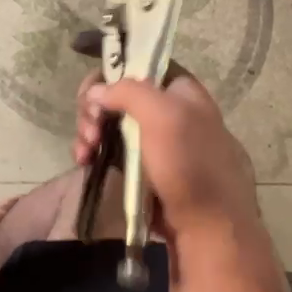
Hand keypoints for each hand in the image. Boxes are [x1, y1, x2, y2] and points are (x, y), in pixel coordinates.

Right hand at [86, 70, 260, 240]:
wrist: (207, 228)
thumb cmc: (190, 166)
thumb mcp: (163, 116)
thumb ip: (127, 91)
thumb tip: (96, 92)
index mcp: (180, 90)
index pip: (137, 64)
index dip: (110, 74)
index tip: (93, 96)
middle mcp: (168, 110)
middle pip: (117, 94)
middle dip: (94, 110)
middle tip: (89, 131)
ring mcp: (154, 140)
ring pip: (109, 122)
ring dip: (89, 132)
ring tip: (83, 153)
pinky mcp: (142, 167)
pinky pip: (110, 149)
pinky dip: (93, 152)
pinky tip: (84, 163)